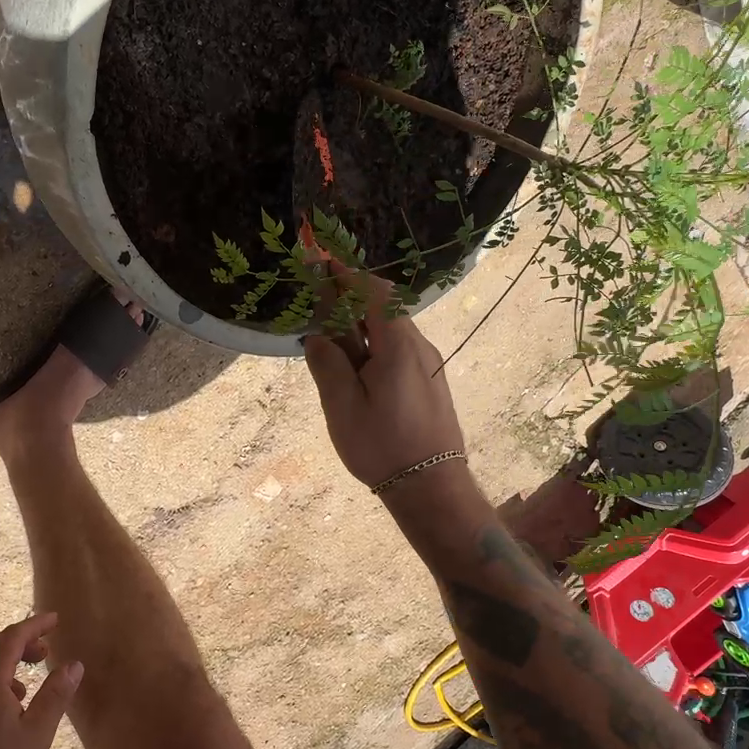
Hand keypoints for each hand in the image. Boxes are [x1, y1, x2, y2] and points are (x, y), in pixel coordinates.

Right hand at [303, 264, 465, 487]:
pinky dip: (374, 338)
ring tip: (330, 330)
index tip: (321, 261)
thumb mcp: (342, 407)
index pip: (373, 292)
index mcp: (398, 347)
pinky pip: (398, 345)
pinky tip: (354, 358)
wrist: (432, 488)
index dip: (346, 273)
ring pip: (392, 326)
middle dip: (351, 293)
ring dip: (362, 318)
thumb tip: (317, 336)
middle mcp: (418, 346)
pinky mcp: (430, 380)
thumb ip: (327, 364)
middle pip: (385, 304)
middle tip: (318, 294)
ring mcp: (428, 363)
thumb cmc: (382, 447)